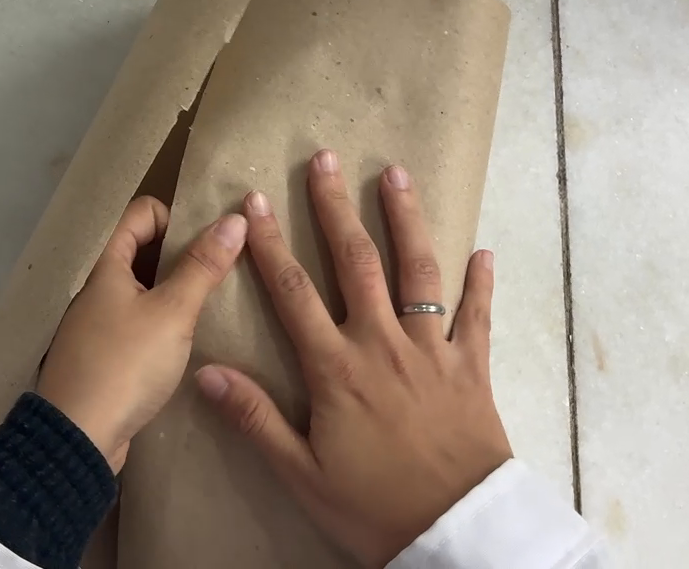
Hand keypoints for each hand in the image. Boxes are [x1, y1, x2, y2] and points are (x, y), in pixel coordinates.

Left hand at [38, 195, 246, 471]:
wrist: (78, 436)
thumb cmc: (124, 363)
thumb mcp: (172, 312)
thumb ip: (202, 267)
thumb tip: (235, 218)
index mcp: (107, 263)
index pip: (141, 212)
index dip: (176, 216)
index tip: (211, 238)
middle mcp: (98, 285)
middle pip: (143, 249)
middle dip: (181, 254)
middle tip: (222, 268)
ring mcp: (98, 320)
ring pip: (142, 288)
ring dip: (173, 289)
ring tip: (214, 302)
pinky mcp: (103, 353)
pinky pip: (137, 320)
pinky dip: (161, 319)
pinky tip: (187, 338)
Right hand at [193, 151, 510, 566]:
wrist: (464, 543)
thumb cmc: (376, 508)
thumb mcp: (302, 472)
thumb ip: (254, 416)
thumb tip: (204, 370)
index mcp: (336, 366)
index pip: (292, 289)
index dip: (269, 241)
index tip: (253, 199)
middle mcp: (381, 343)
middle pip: (355, 261)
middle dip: (335, 206)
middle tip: (324, 159)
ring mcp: (432, 353)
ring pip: (417, 273)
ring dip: (405, 220)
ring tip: (396, 174)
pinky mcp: (473, 371)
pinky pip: (478, 319)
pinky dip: (481, 284)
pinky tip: (484, 250)